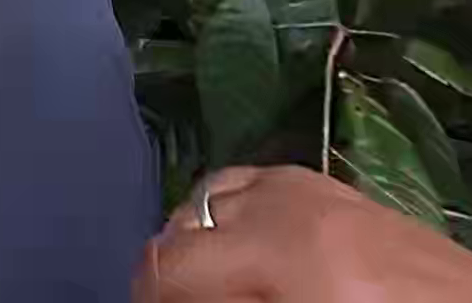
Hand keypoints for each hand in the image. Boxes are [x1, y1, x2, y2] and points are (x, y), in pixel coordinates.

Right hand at [134, 166, 471, 302]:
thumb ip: (235, 301)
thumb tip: (181, 294)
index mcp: (286, 261)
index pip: (170, 267)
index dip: (150, 298)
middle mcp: (281, 205)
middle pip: (180, 230)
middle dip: (176, 279)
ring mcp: (301, 184)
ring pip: (204, 199)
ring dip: (200, 246)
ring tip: (224, 288)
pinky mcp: (321, 180)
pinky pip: (242, 183)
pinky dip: (230, 218)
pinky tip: (254, 255)